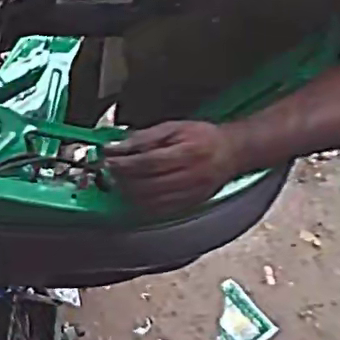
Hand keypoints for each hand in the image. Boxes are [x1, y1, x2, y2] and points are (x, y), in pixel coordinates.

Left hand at [101, 120, 245, 214]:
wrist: (231, 153)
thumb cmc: (201, 138)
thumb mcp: (173, 128)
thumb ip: (143, 138)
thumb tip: (116, 147)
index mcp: (189, 152)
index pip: (149, 162)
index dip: (124, 164)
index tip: (108, 160)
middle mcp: (191, 175)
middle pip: (147, 184)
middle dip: (122, 179)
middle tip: (110, 171)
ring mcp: (190, 193)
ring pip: (149, 200)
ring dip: (128, 193)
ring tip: (120, 181)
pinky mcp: (188, 205)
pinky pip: (158, 211)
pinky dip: (140, 204)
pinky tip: (133, 194)